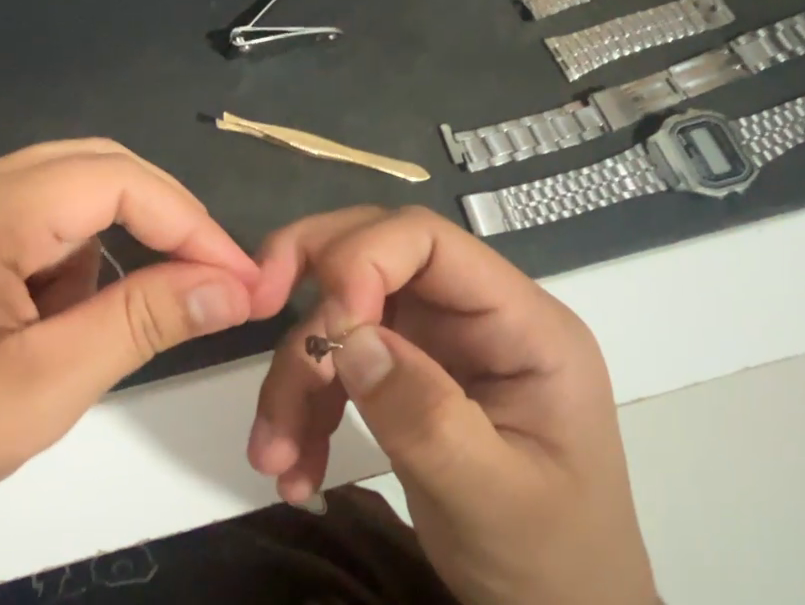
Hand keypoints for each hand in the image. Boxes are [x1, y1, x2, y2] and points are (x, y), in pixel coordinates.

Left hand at [0, 139, 260, 541]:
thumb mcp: (49, 382)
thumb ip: (143, 320)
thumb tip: (232, 284)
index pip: (119, 179)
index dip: (192, 224)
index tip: (246, 286)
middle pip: (93, 169)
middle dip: (160, 223)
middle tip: (209, 290)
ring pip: (65, 197)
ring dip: (107, 249)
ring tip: (96, 331)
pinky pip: (31, 227)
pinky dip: (65, 266)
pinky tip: (49, 327)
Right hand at [245, 207, 655, 604]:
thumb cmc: (552, 562)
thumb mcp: (495, 499)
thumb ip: (426, 416)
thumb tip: (347, 337)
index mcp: (520, 325)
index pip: (427, 241)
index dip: (360, 258)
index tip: (325, 326)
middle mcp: (470, 317)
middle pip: (367, 256)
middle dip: (305, 288)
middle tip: (253, 310)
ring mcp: (431, 344)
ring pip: (335, 317)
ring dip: (294, 377)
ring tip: (275, 456)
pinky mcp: (399, 376)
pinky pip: (331, 366)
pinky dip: (300, 409)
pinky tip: (293, 468)